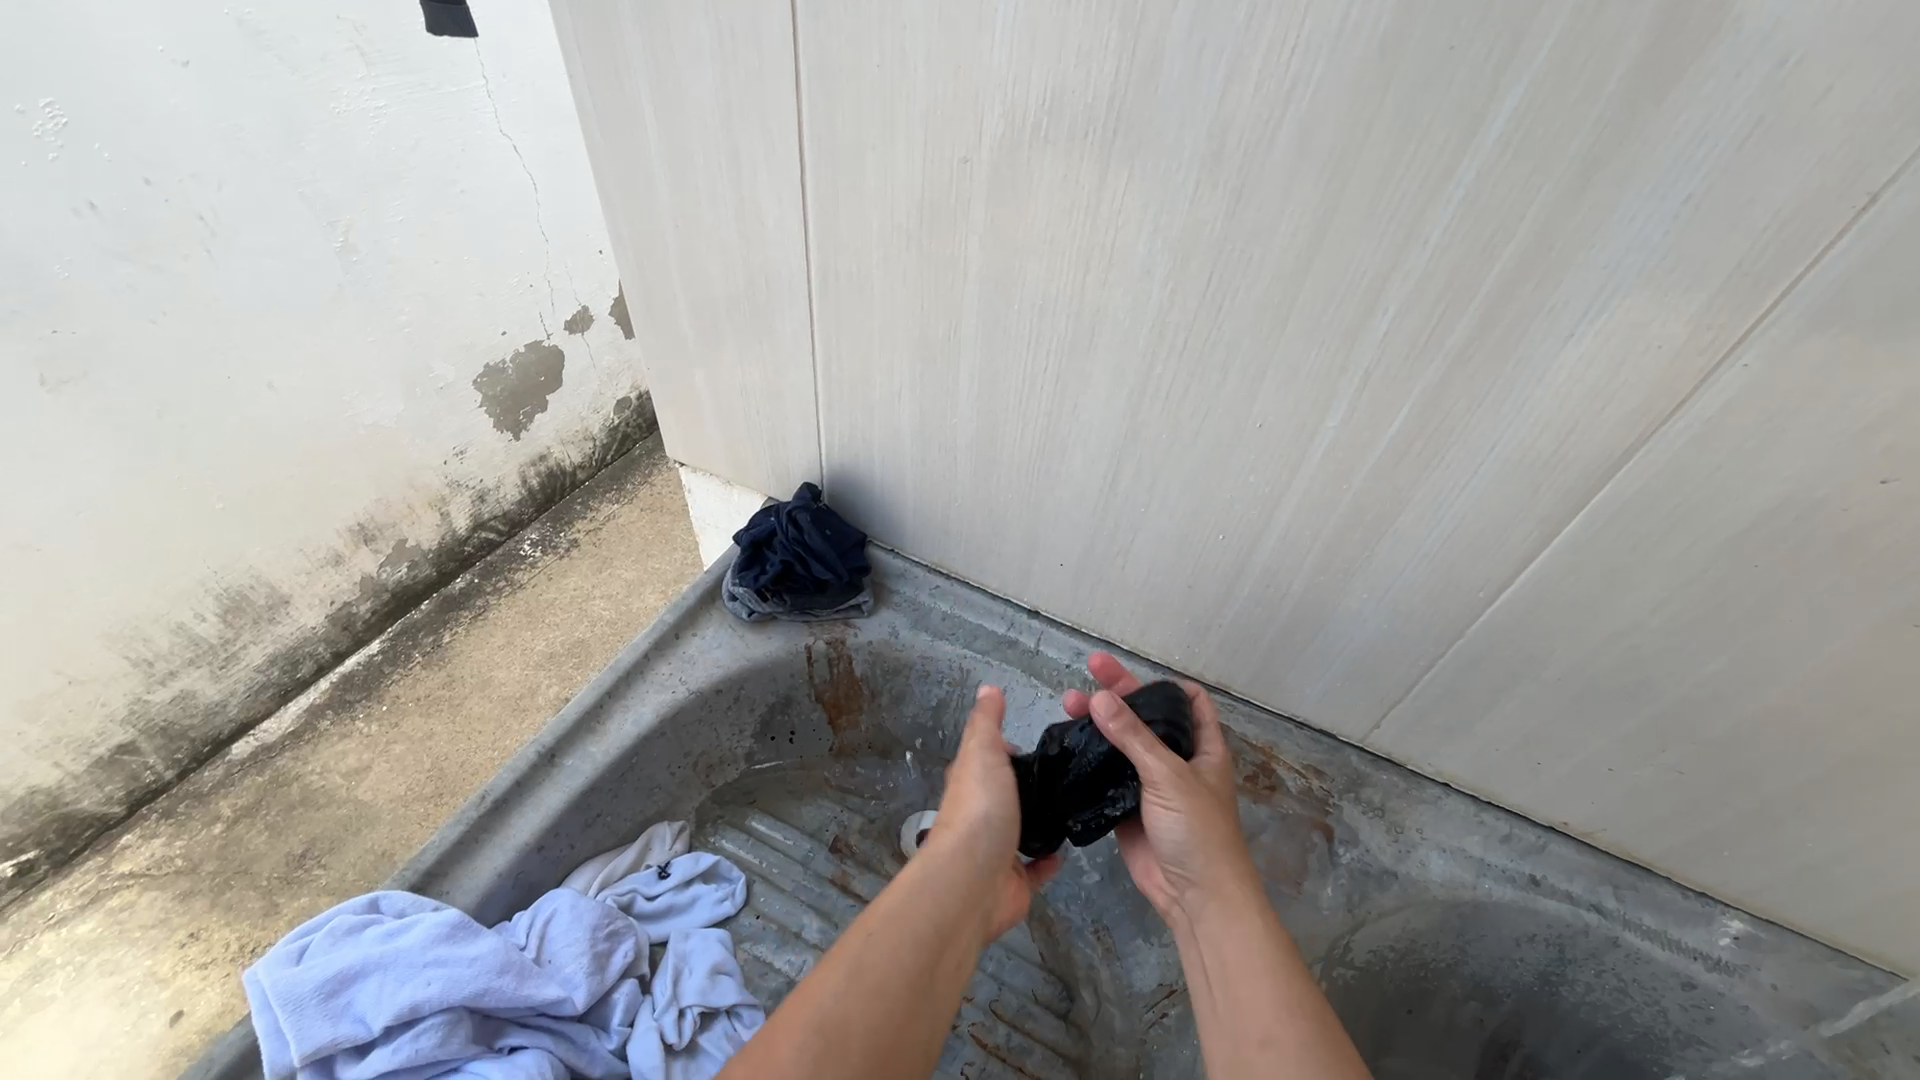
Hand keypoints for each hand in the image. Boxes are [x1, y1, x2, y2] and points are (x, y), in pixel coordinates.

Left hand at [931, 685, 1063, 941]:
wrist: (973, 878)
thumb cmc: (980, 808)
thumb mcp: (982, 751)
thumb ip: (987, 722)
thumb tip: (989, 688)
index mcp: (970, 783)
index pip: (985, 760)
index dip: (1004, 751)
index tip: (1032, 745)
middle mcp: (980, 815)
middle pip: (1004, 797)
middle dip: (1027, 788)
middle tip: (1065, 776)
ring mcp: (996, 850)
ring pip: (1020, 832)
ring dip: (1040, 823)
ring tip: (1073, 807)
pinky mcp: (1013, 881)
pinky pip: (1035, 869)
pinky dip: (1049, 860)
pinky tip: (1069, 849)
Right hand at [1062, 654, 1257, 926]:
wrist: (1196, 897)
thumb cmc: (1198, 830)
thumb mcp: (1169, 775)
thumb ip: (1133, 736)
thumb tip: (1099, 697)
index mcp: (1202, 747)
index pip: (1189, 702)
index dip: (1164, 685)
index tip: (1133, 671)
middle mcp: (1177, 761)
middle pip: (1146, 718)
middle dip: (1119, 694)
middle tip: (1087, 672)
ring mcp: (1150, 785)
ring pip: (1121, 746)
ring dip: (1098, 725)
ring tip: (1066, 705)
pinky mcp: (1127, 808)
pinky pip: (1105, 776)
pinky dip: (1088, 759)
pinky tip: (1066, 745)